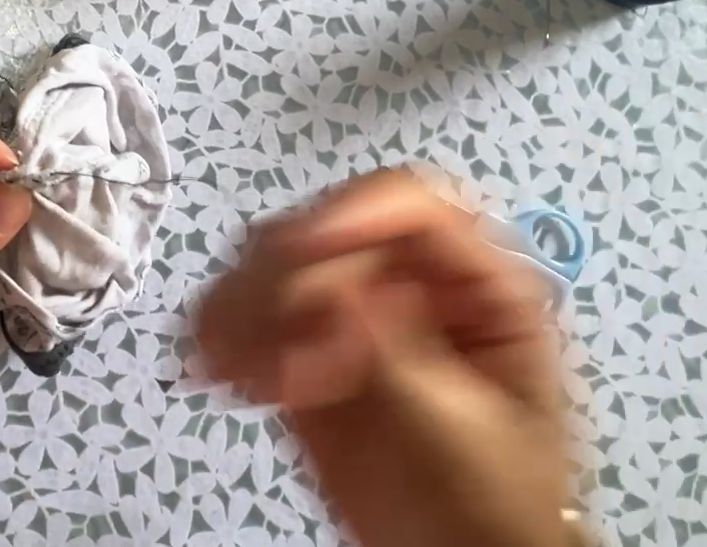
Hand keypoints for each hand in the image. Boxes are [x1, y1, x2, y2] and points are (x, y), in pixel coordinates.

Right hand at [197, 170, 568, 546]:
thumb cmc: (488, 500)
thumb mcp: (464, 432)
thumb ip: (404, 355)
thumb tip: (347, 290)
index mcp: (469, 282)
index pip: (409, 205)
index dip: (353, 213)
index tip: (300, 251)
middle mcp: (399, 273)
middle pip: (320, 229)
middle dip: (286, 288)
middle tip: (287, 372)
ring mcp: (341, 297)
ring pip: (268, 257)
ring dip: (242, 307)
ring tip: (239, 375)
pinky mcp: (293, 330)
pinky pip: (241, 300)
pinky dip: (219, 325)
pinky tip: (219, 367)